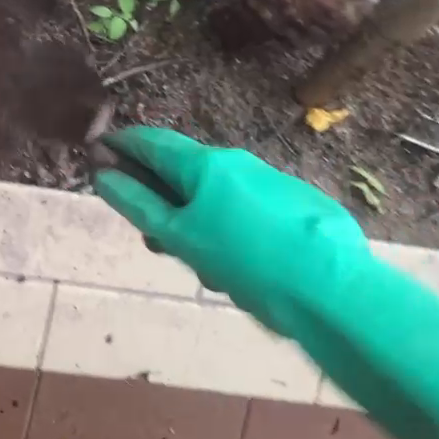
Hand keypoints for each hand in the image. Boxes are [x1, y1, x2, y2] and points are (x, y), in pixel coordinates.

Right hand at [93, 126, 367, 329]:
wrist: (340, 297)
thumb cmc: (247, 262)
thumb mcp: (180, 237)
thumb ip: (137, 204)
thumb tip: (103, 174)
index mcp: (205, 164)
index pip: (150, 141)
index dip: (120, 144)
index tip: (98, 152)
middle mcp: (239, 163)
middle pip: (185, 173)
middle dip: (162, 199)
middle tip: (154, 236)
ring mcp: (277, 185)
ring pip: (219, 197)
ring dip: (199, 221)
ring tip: (203, 265)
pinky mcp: (306, 210)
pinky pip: (252, 212)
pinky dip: (234, 230)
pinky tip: (245, 269)